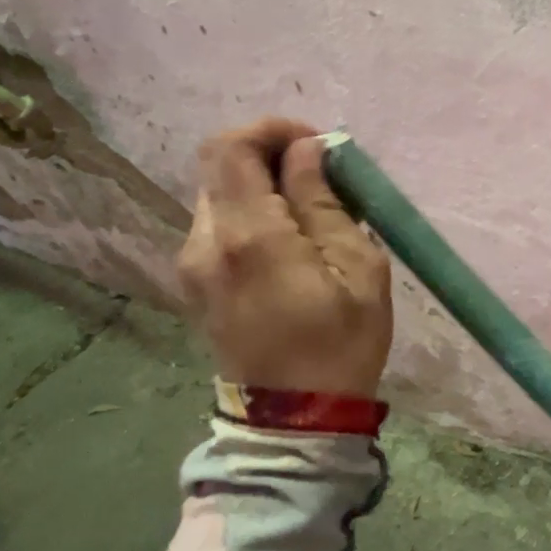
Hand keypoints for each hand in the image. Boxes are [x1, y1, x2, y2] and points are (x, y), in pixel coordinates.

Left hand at [178, 117, 392, 396]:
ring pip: (218, 194)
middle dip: (270, 155)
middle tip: (320, 175)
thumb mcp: (357, 269)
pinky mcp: (195, 283)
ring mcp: (192, 265)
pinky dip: (251, 213)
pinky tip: (289, 240)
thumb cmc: (341, 344)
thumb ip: (325, 202)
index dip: (273, 129)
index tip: (317, 144)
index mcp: (248, 235)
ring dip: (261, 186)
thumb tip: (306, 152)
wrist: (294, 421)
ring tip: (310, 210)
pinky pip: (218, 225)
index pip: (233, 147)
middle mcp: (205, 241)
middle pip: (219, 166)